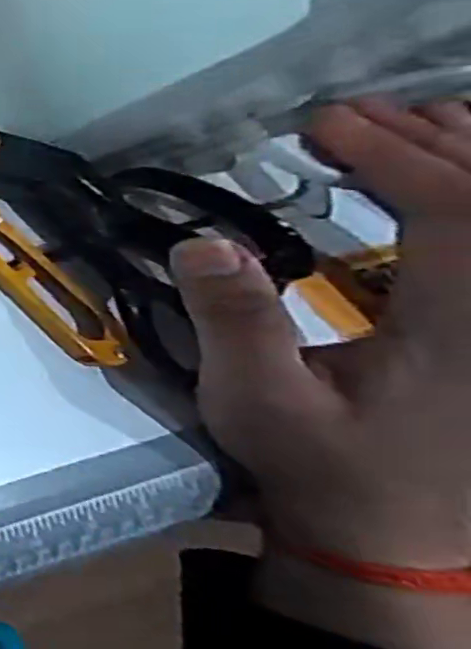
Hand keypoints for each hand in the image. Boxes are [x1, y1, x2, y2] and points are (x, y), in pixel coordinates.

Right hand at [170, 99, 470, 648]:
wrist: (396, 537)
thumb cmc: (320, 465)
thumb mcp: (256, 399)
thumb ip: (235, 320)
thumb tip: (203, 240)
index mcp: (462, 328)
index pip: (456, 215)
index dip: (395, 157)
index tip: (324, 124)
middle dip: (439, 144)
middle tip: (359, 111)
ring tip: (417, 122)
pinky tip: (455, 184)